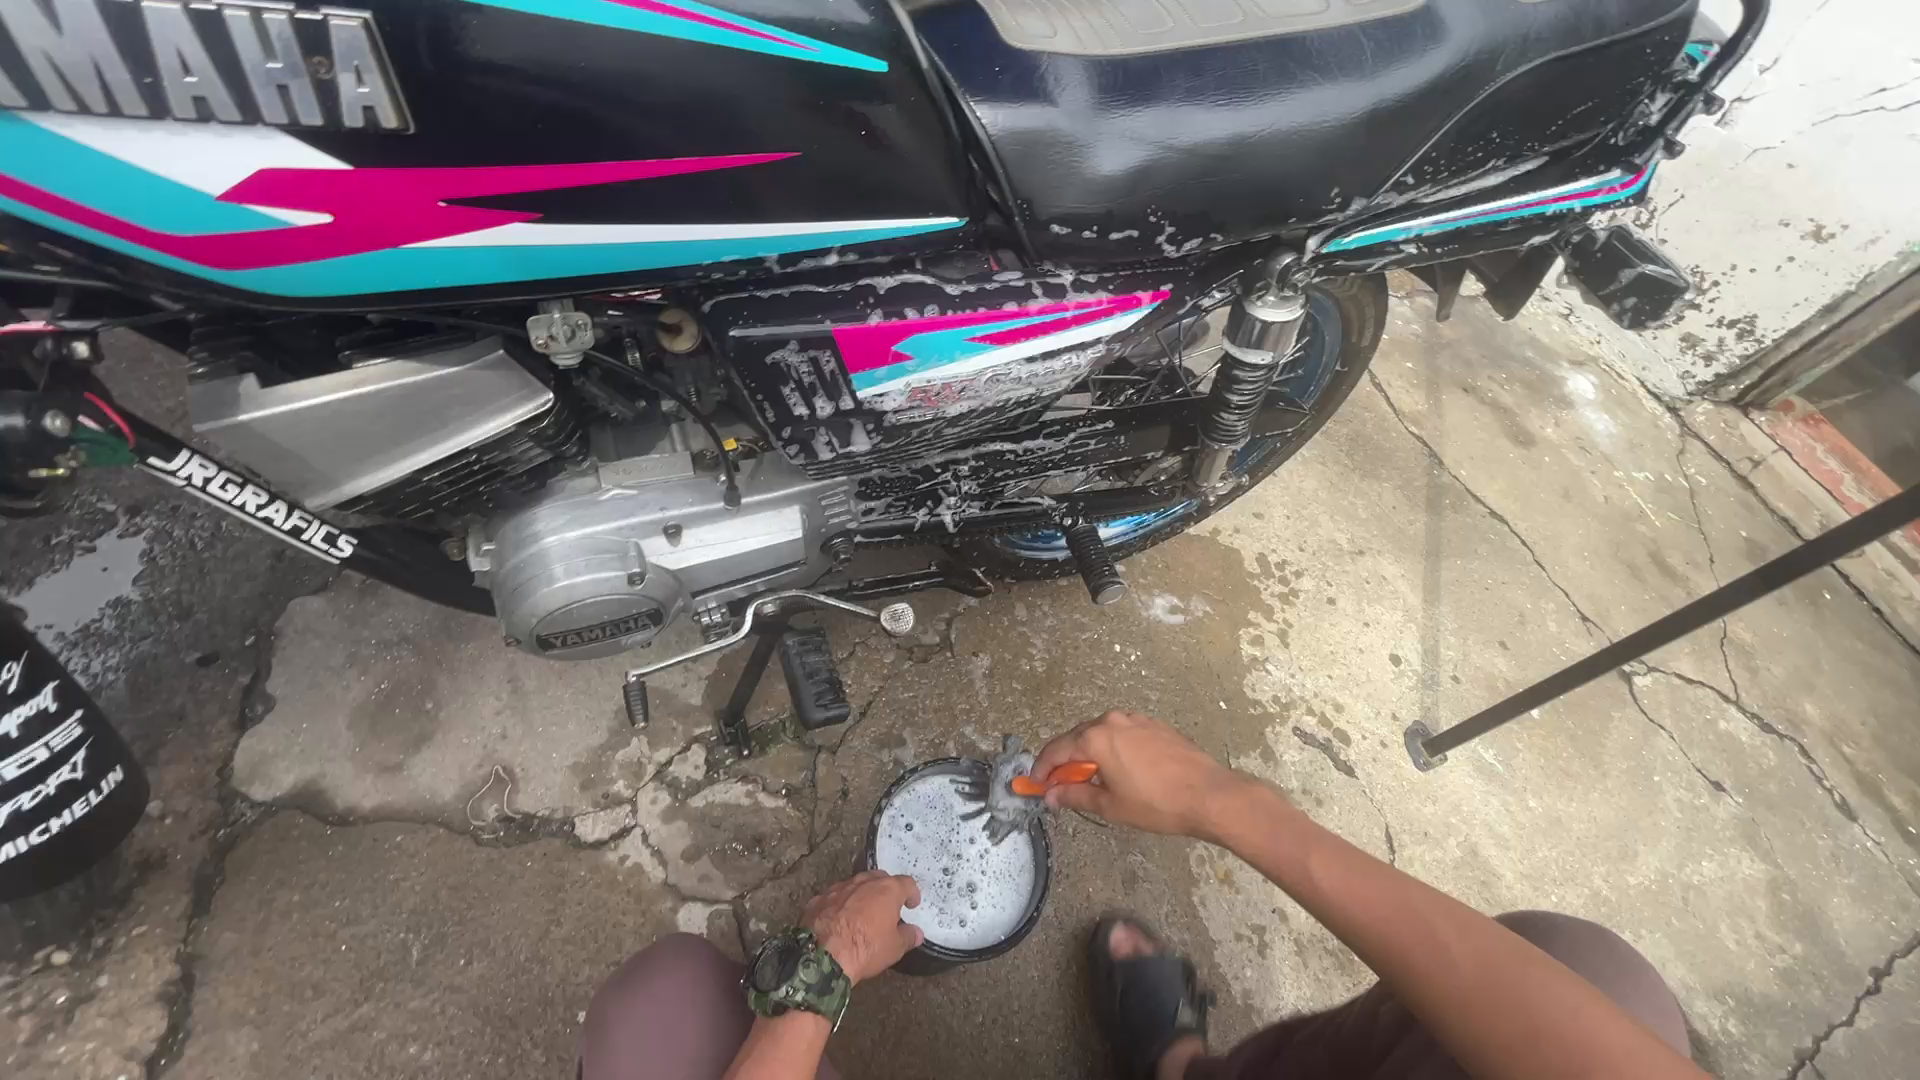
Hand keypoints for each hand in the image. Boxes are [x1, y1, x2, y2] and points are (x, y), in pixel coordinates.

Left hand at [802, 870, 924, 984]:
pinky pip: (834, 898)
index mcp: (887, 890)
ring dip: (861, 895)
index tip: (912, 904)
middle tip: (888, 907)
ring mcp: (838, 888)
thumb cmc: (865, 948)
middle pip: (880, 878)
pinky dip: (840, 905)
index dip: (911, 893)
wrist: (822, 956)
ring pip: (855, 885)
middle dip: (886, 890)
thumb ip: (908, 937)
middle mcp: (864, 882)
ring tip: (862, 913)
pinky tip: (838, 920)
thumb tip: (916, 933)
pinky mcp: (818, 899)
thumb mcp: (894, 948)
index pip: (906, 883)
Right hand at [1032, 710, 1276, 842]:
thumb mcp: (1111, 806)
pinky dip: (1112, 747)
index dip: (1043, 769)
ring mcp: (1135, 719)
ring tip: (1092, 779)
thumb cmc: (1157, 803)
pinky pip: (1122, 732)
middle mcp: (1112, 720)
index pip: (1057, 750)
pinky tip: (1120, 769)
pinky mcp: (1154, 724)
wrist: (1209, 795)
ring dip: (1089, 753)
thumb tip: (1052, 796)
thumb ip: (1075, 795)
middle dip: (1065, 761)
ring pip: (1100, 733)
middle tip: (1061, 785)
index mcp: (1096, 737)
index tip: (1037, 785)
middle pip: (1076, 738)